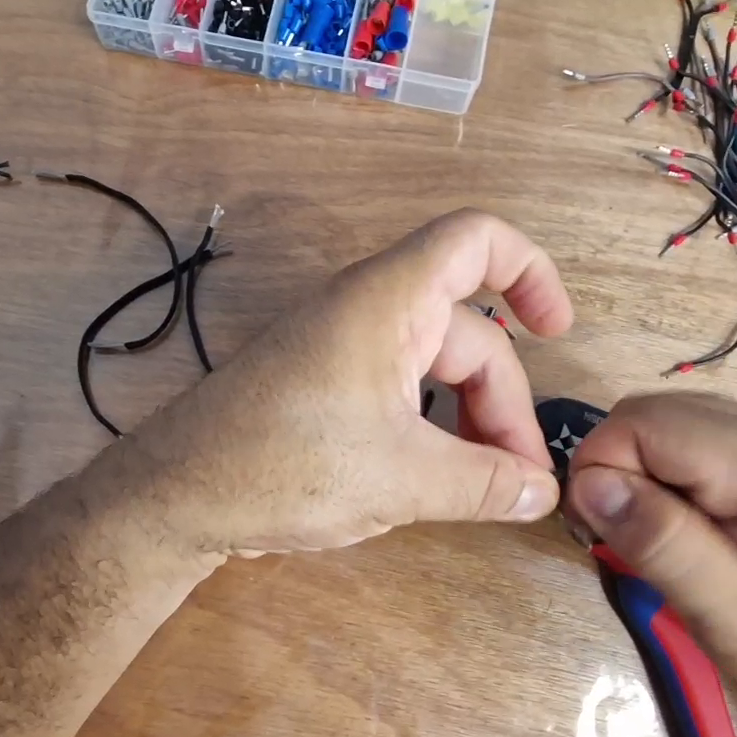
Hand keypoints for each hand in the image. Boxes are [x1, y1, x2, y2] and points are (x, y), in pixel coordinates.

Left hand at [124, 209, 573, 555]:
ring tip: (482, 489)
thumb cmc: (287, 465)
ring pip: (432, 372)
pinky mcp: (320, 388)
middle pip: (466, 332)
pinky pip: (396, 394)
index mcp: (388, 302)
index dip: (531, 270)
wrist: (177, 495)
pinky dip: (427, 430)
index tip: (559, 332)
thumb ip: (484, 483)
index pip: (476, 241)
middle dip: (503, 403)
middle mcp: (365, 313)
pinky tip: (431, 482)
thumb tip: (543, 494)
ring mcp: (339, 350)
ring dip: (468, 423)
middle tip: (517, 481)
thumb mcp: (402, 478)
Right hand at [562, 393, 736, 733]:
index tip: (595, 530)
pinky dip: (663, 466)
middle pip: (653, 411)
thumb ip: (663, 546)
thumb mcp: (734, 621)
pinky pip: (693, 431)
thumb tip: (589, 483)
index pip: (646, 424)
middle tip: (613, 534)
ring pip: (668, 416)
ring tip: (646, 530)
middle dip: (612, 464)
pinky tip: (680, 517)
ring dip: (635, 466)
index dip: (600, 467)